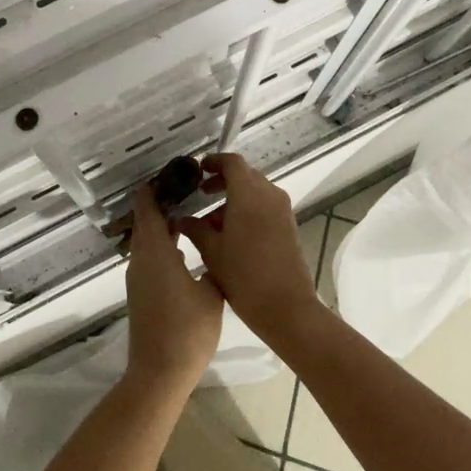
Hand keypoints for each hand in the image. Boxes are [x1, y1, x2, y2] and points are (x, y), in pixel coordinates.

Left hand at [126, 185, 223, 387]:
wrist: (160, 371)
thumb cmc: (188, 330)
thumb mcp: (211, 294)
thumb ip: (211, 267)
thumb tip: (213, 253)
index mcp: (156, 252)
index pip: (148, 210)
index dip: (155, 189)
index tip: (170, 174)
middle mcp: (141, 260)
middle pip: (145, 223)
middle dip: (159, 204)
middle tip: (184, 189)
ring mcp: (138, 278)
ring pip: (145, 241)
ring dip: (160, 226)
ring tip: (185, 214)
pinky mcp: (140, 293)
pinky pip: (148, 257)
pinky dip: (160, 245)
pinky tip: (180, 249)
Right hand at [175, 154, 319, 344]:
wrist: (287, 308)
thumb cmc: (244, 275)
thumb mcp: (212, 252)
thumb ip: (195, 229)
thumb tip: (181, 218)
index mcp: (249, 194)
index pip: (232, 163)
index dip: (214, 162)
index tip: (198, 171)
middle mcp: (269, 195)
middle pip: (245, 176)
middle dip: (222, 183)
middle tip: (201, 195)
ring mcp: (283, 211)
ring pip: (255, 193)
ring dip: (234, 200)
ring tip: (212, 224)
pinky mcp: (289, 228)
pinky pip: (265, 208)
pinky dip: (248, 211)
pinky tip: (231, 235)